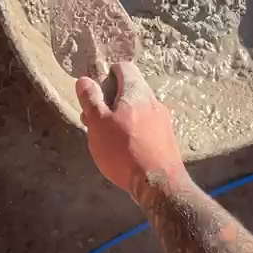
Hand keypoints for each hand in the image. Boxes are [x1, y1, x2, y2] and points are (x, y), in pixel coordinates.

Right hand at [76, 62, 184, 194]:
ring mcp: (163, 120)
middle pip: (129, 89)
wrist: (158, 184)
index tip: (95, 94)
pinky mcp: (167, 139)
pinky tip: (123, 150)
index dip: (106, 75)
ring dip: (120, 117)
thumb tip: (85, 80)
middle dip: (109, 101)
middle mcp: (153, 101)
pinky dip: (132, 131)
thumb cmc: (123, 149)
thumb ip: (90, 99)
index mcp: (136, 91)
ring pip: (137, 109)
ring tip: (106, 138)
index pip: (123, 67)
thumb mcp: (97, 123)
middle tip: (94, 120)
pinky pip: (146, 126)